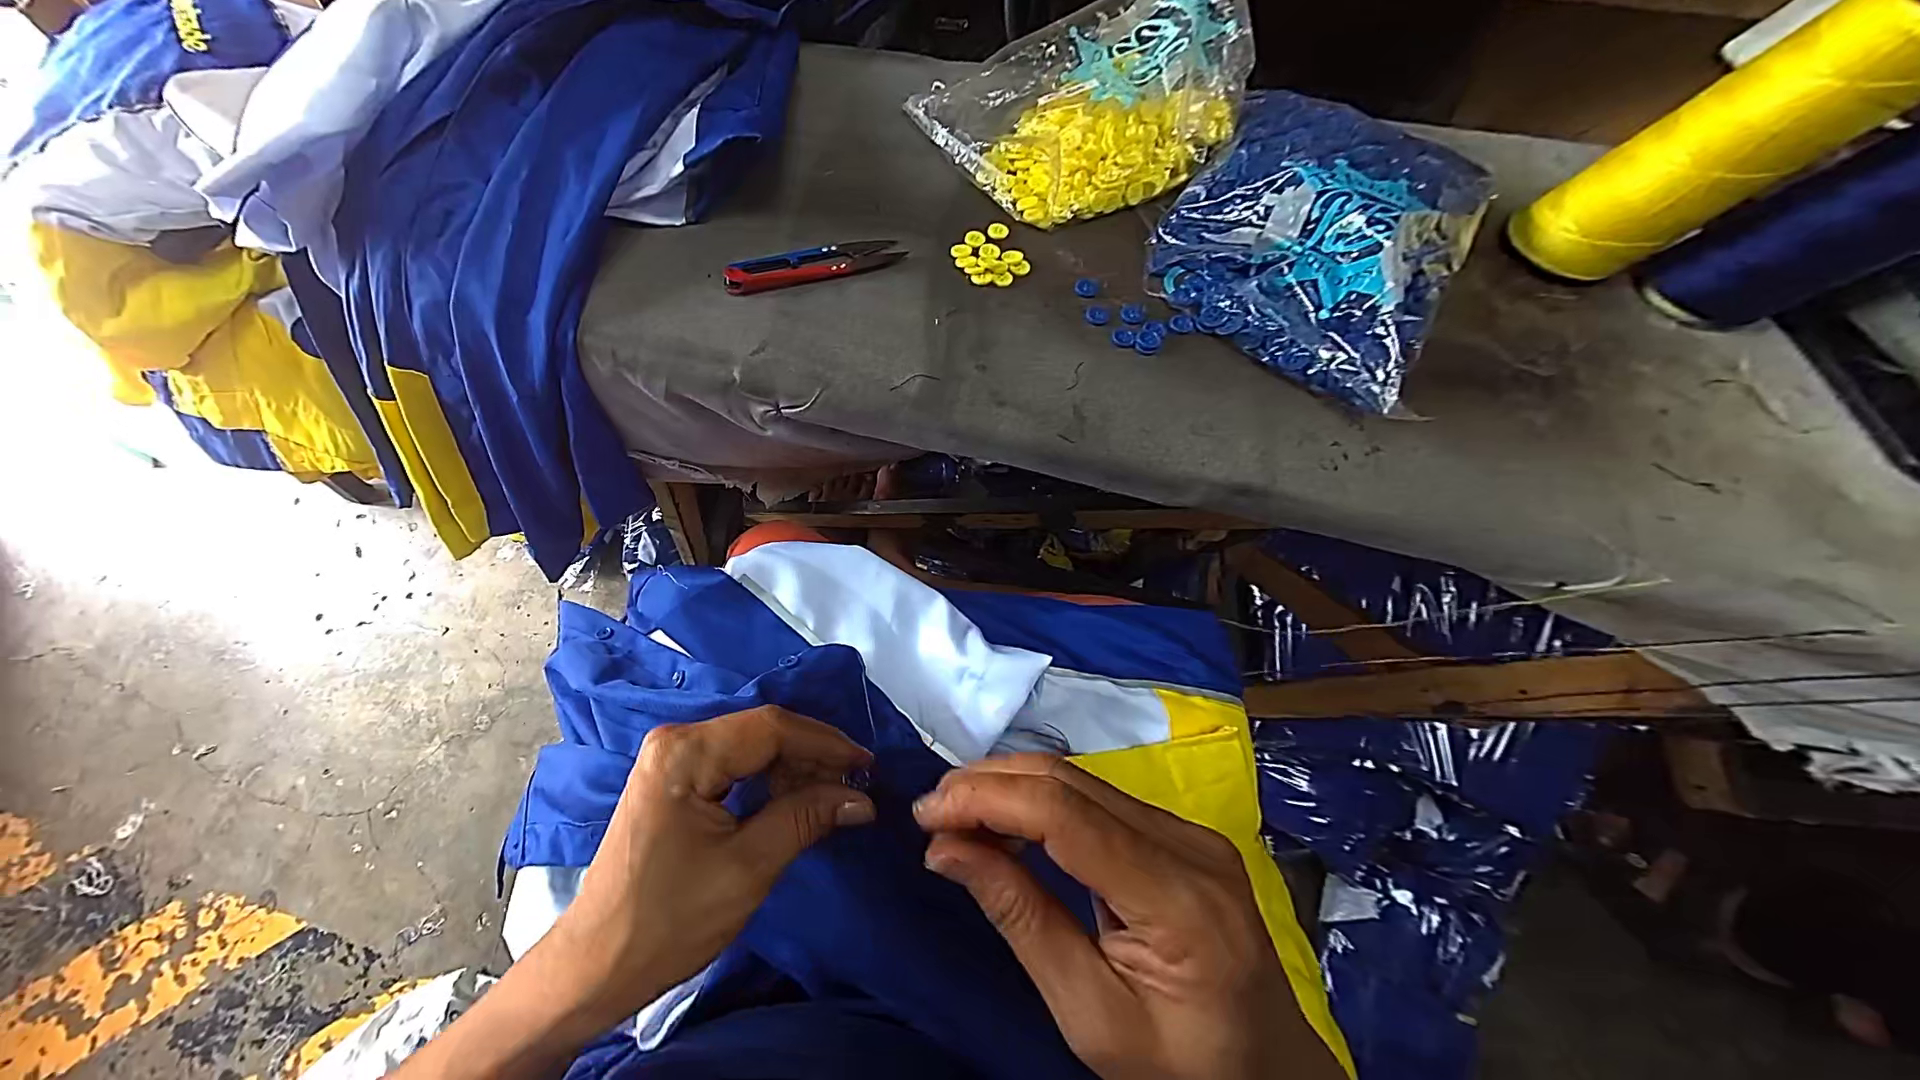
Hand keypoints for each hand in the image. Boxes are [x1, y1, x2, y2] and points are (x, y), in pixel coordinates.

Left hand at [391, 706, 874, 1079]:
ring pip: (754, 747)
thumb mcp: (748, 868)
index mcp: (686, 753)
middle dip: (813, 758)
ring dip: (795, 770)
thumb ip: (806, 818)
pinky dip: (771, 781)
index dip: (827, 743)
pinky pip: (736, 764)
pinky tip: (796, 802)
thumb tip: (862, 799)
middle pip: (764, 732)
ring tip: (831, 799)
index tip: (867, 765)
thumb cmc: (669, 920)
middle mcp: (677, 740)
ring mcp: (672, 758)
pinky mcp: (674, 778)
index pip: (773, 728)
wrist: (596, 966)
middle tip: (854, 787)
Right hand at [914, 754, 1342, 1079]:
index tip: (927, 814)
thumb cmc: (1180, 1064)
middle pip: (1071, 782)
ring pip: (1081, 779)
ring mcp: (1190, 830)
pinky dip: (1041, 800)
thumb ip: (1021, 920)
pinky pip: (1098, 796)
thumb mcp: (1090, 1015)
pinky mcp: (1182, 831)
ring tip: (957, 812)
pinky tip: (1008, 820)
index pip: (1068, 816)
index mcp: (1179, 900)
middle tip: (931, 810)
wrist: (1268, 1067)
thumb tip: (945, 850)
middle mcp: (1189, 844)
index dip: (989, 800)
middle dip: (991, 784)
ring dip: (1011, 786)